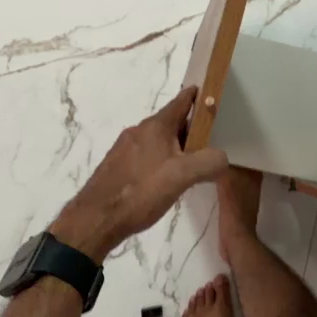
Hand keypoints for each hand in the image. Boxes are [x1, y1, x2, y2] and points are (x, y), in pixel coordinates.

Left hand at [51, 87, 228, 259]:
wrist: (95, 220)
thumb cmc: (141, 192)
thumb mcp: (183, 176)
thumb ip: (209, 162)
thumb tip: (221, 159)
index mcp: (156, 126)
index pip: (182, 101)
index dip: (199, 96)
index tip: (214, 97)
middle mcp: (138, 131)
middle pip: (171, 122)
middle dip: (191, 129)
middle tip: (209, 144)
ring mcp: (124, 149)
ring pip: (157, 141)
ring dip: (175, 148)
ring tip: (189, 167)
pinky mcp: (116, 166)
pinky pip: (145, 156)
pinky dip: (159, 161)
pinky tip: (164, 181)